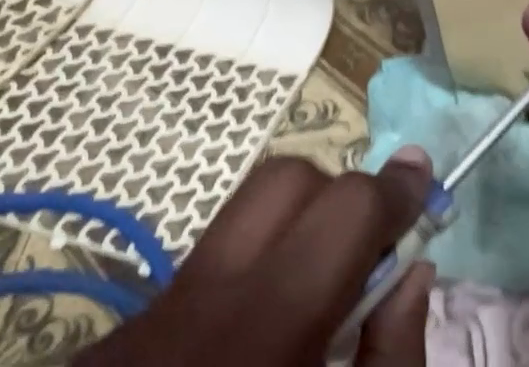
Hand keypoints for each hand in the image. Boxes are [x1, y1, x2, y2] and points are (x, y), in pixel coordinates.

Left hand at [77, 153, 435, 365]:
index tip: (423, 178)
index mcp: (262, 339)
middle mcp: (191, 312)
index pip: (342, 210)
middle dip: (336, 195)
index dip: (393, 188)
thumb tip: (412, 268)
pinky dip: (242, 282)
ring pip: (233, 223)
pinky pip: (197, 274)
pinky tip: (243, 353)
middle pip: (280, 184)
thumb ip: (397, 351)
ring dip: (289, 232)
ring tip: (305, 304)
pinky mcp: (106, 346)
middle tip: (362, 247)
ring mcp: (137, 327)